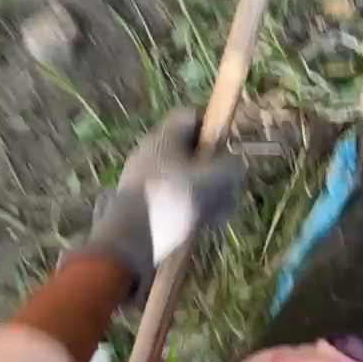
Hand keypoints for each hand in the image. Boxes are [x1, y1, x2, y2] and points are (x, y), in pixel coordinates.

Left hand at [80, 111, 244, 285]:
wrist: (126, 245)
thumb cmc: (172, 202)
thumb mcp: (213, 180)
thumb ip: (231, 165)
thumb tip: (236, 160)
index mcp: (164, 138)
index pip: (192, 116)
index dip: (214, 125)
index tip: (229, 145)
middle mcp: (150, 153)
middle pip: (191, 149)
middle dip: (214, 167)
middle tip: (229, 186)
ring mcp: (142, 179)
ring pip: (185, 176)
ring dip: (206, 191)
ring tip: (220, 213)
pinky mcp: (140, 204)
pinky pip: (172, 197)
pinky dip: (190, 207)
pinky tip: (203, 226)